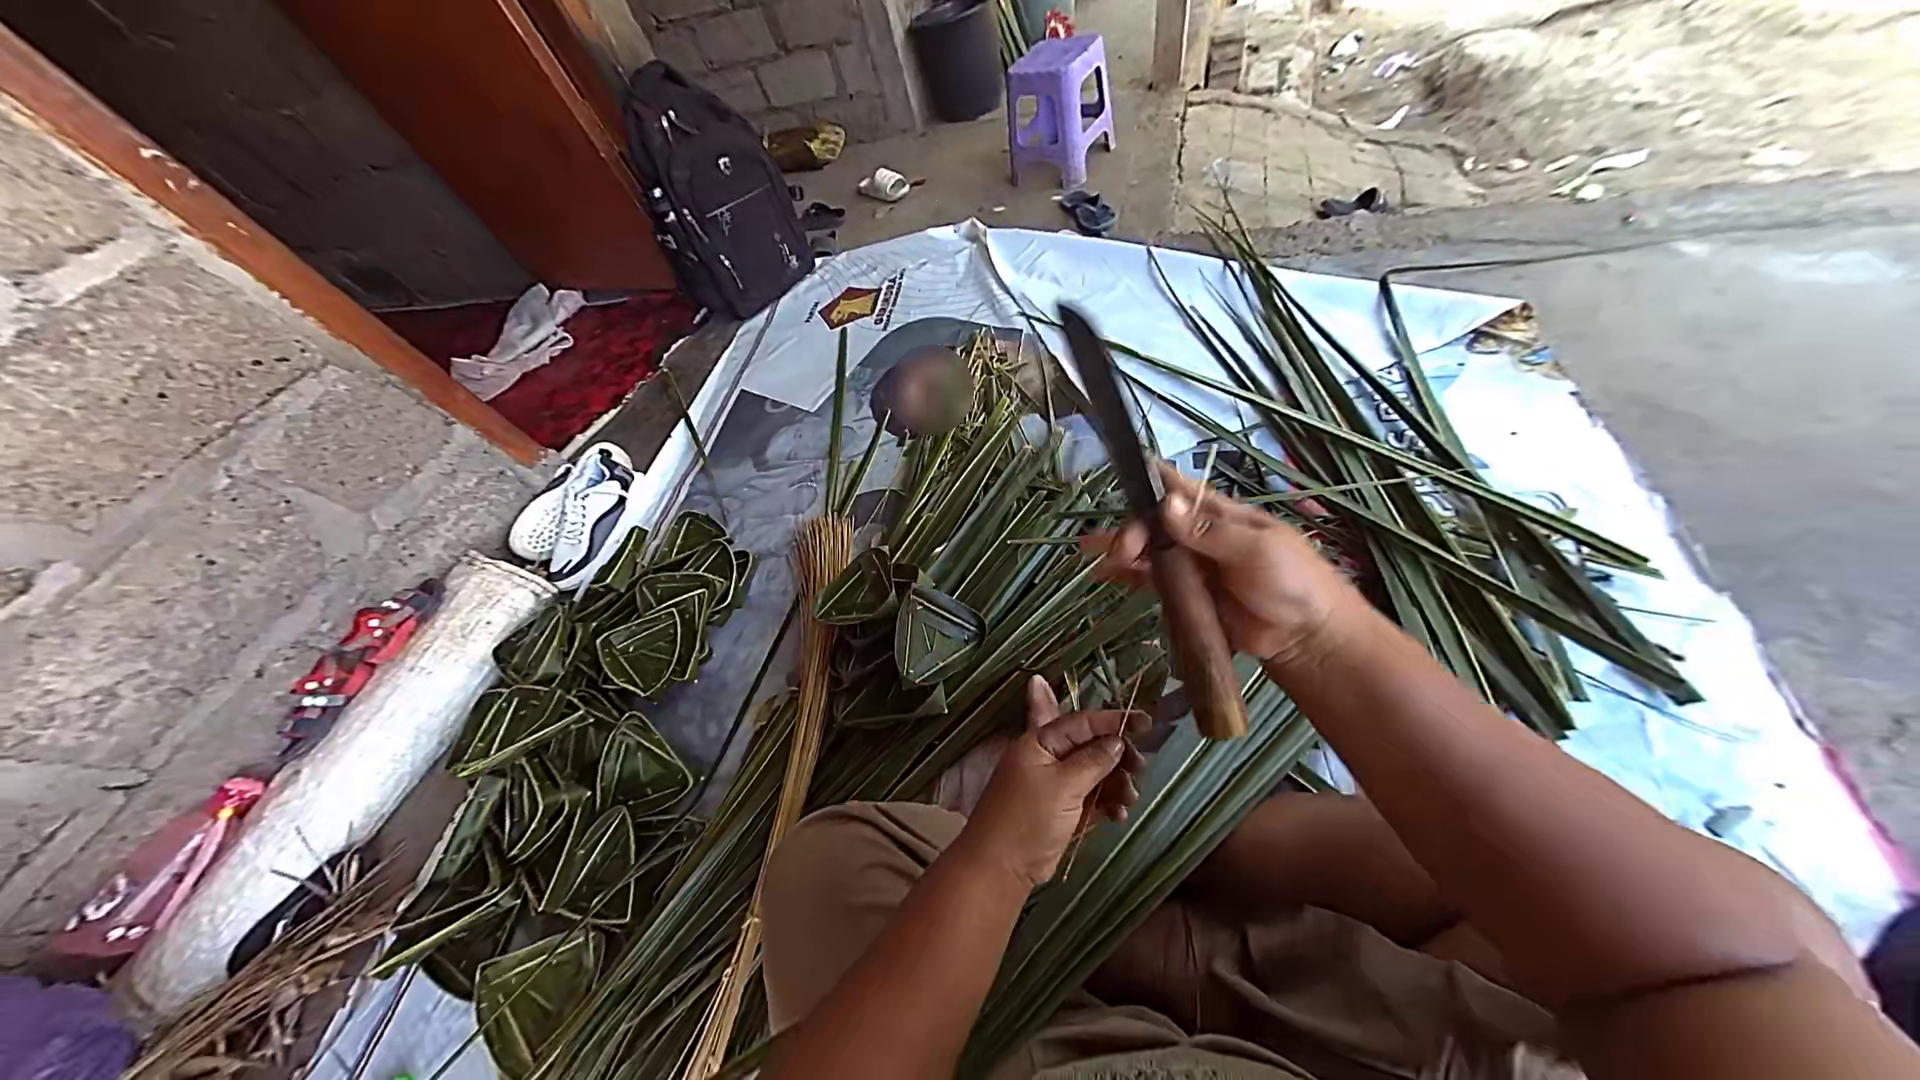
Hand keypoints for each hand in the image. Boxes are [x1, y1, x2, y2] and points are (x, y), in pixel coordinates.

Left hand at [958, 676, 1146, 889]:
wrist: (1002, 868)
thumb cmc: (1028, 818)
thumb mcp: (1063, 785)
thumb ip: (1092, 761)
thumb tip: (1116, 741)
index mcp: (1041, 742)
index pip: (1081, 722)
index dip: (1113, 720)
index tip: (1145, 721)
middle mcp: (1049, 758)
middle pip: (1092, 746)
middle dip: (1118, 755)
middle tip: (1140, 766)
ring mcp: (1057, 784)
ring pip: (1096, 773)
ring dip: (1116, 783)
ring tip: (1129, 799)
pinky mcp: (1064, 809)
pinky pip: (1093, 797)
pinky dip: (1108, 803)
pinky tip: (1119, 815)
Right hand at [1080, 462, 1364, 666]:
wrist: (1307, 637)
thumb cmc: (1294, 582)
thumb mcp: (1256, 550)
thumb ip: (1210, 531)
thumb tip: (1165, 504)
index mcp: (1219, 514)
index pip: (1178, 488)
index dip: (1151, 480)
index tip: (1124, 475)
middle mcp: (1198, 535)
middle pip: (1154, 523)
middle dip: (1132, 531)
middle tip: (1121, 552)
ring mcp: (1191, 566)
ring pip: (1147, 551)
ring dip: (1122, 551)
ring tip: (1096, 558)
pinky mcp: (1186, 595)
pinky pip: (1151, 581)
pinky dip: (1127, 577)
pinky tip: (1106, 576)